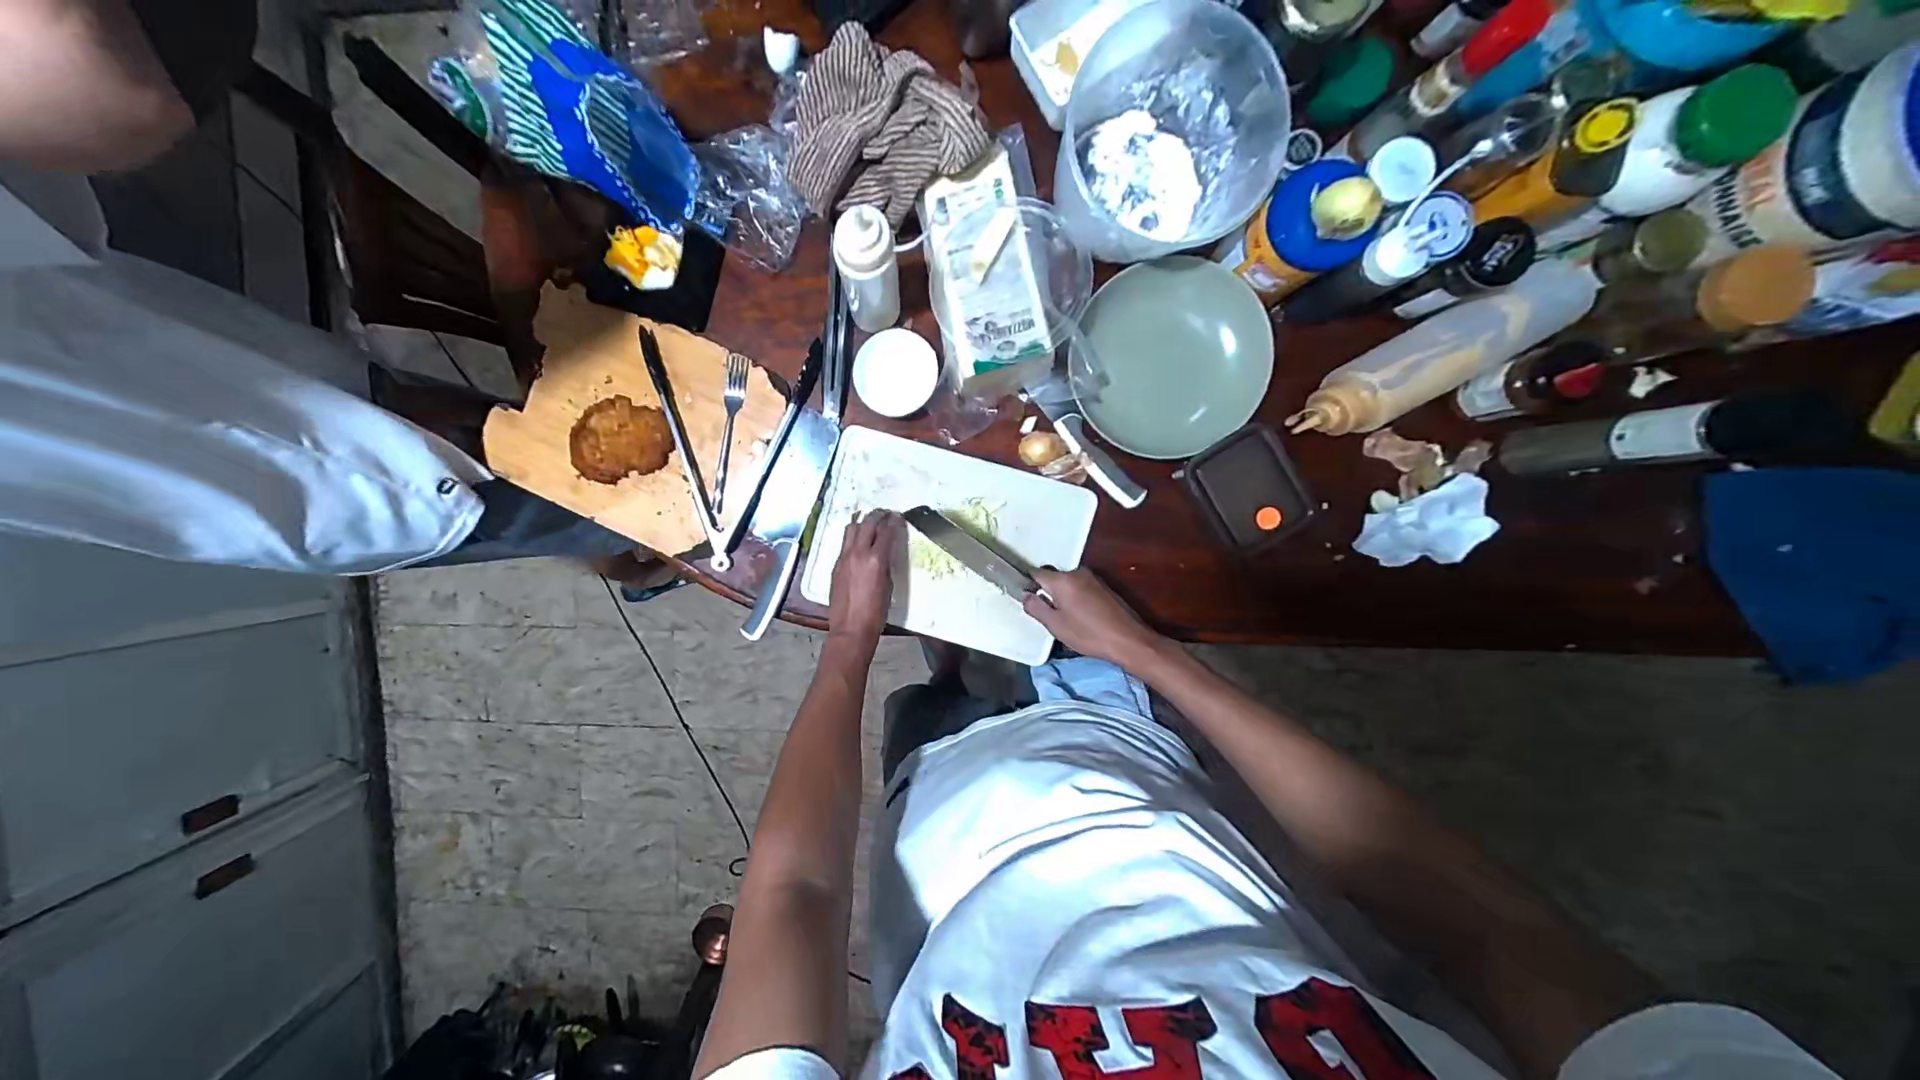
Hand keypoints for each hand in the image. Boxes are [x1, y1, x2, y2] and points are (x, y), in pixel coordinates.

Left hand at [828, 510, 903, 648]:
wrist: (851, 628)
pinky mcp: (835, 565)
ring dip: (862, 522)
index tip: (898, 516)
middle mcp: (858, 553)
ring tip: (870, 521)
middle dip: (878, 516)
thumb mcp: (889, 585)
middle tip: (885, 514)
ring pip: (851, 529)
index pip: (886, 532)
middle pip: (867, 524)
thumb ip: (886, 564)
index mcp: (876, 559)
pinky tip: (859, 540)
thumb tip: (885, 552)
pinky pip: (844, 544)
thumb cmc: (876, 612)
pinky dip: (853, 536)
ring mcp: (844, 558)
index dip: (894, 521)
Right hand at [1023, 567, 1166, 670]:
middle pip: (1053, 577)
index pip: (1036, 573)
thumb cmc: (1088, 634)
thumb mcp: (1056, 625)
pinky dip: (1077, 598)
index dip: (1029, 584)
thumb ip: (1036, 608)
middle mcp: (1078, 573)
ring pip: (1068, 583)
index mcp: (1062, 580)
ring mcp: (1093, 578)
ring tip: (1067, 618)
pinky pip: (1081, 587)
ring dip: (1063, 596)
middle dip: (1048, 592)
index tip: (1028, 599)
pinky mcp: (1104, 587)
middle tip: (1049, 614)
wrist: (1128, 640)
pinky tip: (1082, 617)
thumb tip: (1026, 595)